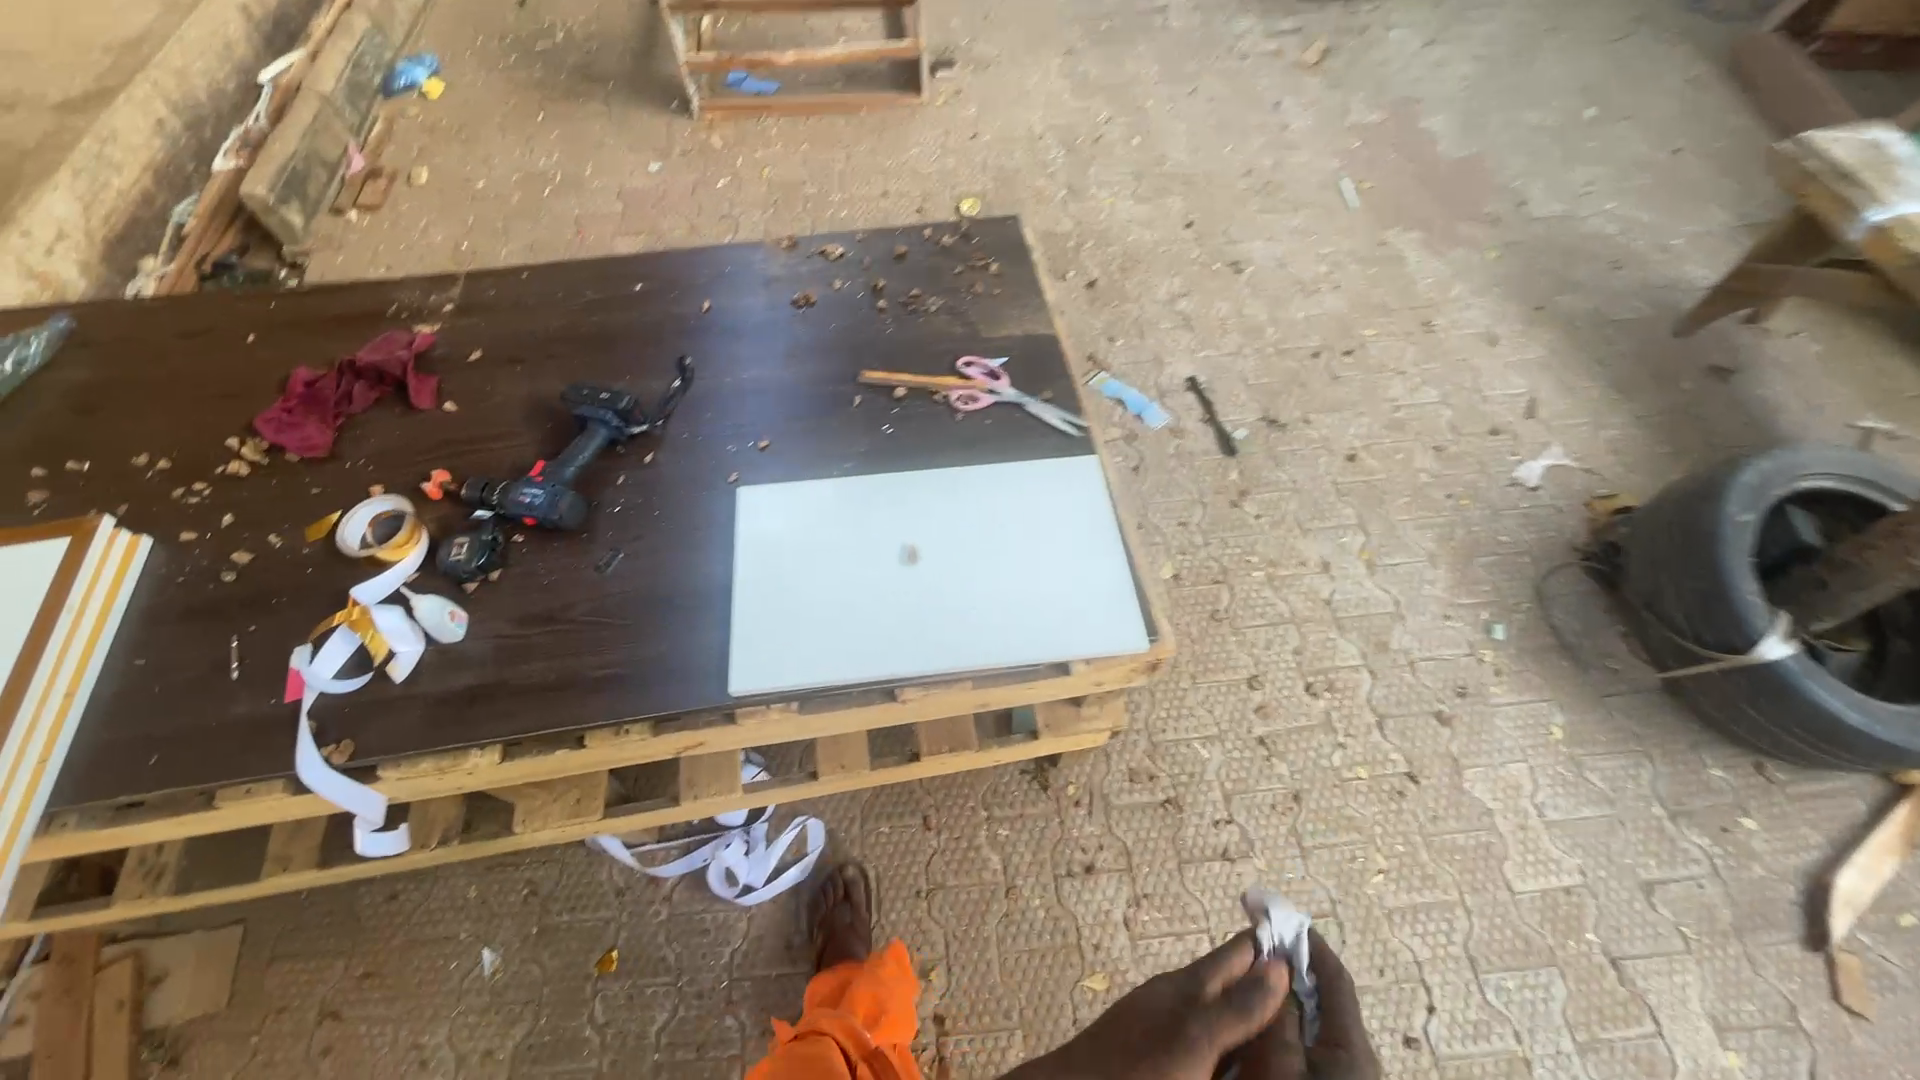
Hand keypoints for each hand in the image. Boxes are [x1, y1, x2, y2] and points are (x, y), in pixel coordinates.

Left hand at [1002, 932, 1291, 1079]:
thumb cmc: (1135, 1069)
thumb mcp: (1192, 1039)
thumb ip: (1233, 1007)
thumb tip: (1278, 963)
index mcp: (1189, 986)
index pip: (1240, 951)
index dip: (1273, 943)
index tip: (1311, 946)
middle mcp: (1178, 996)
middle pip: (1232, 978)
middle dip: (1269, 979)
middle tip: (1313, 995)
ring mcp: (1165, 1021)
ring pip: (1218, 1006)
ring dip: (1250, 1011)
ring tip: (1288, 1025)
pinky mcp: (1159, 1047)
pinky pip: (1205, 1032)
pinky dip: (1229, 1037)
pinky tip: (1240, 1054)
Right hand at [1234, 931, 1379, 1079]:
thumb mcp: (1279, 1062)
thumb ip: (1279, 1015)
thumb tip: (1275, 969)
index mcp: (1352, 1043)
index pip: (1337, 979)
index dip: (1312, 944)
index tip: (1282, 918)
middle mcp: (1358, 1050)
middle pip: (1329, 996)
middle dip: (1296, 967)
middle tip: (1262, 946)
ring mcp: (1350, 1067)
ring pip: (1321, 1017)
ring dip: (1293, 993)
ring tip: (1260, 976)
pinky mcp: (1337, 1078)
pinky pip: (1317, 1037)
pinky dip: (1294, 1018)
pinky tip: (1269, 1016)